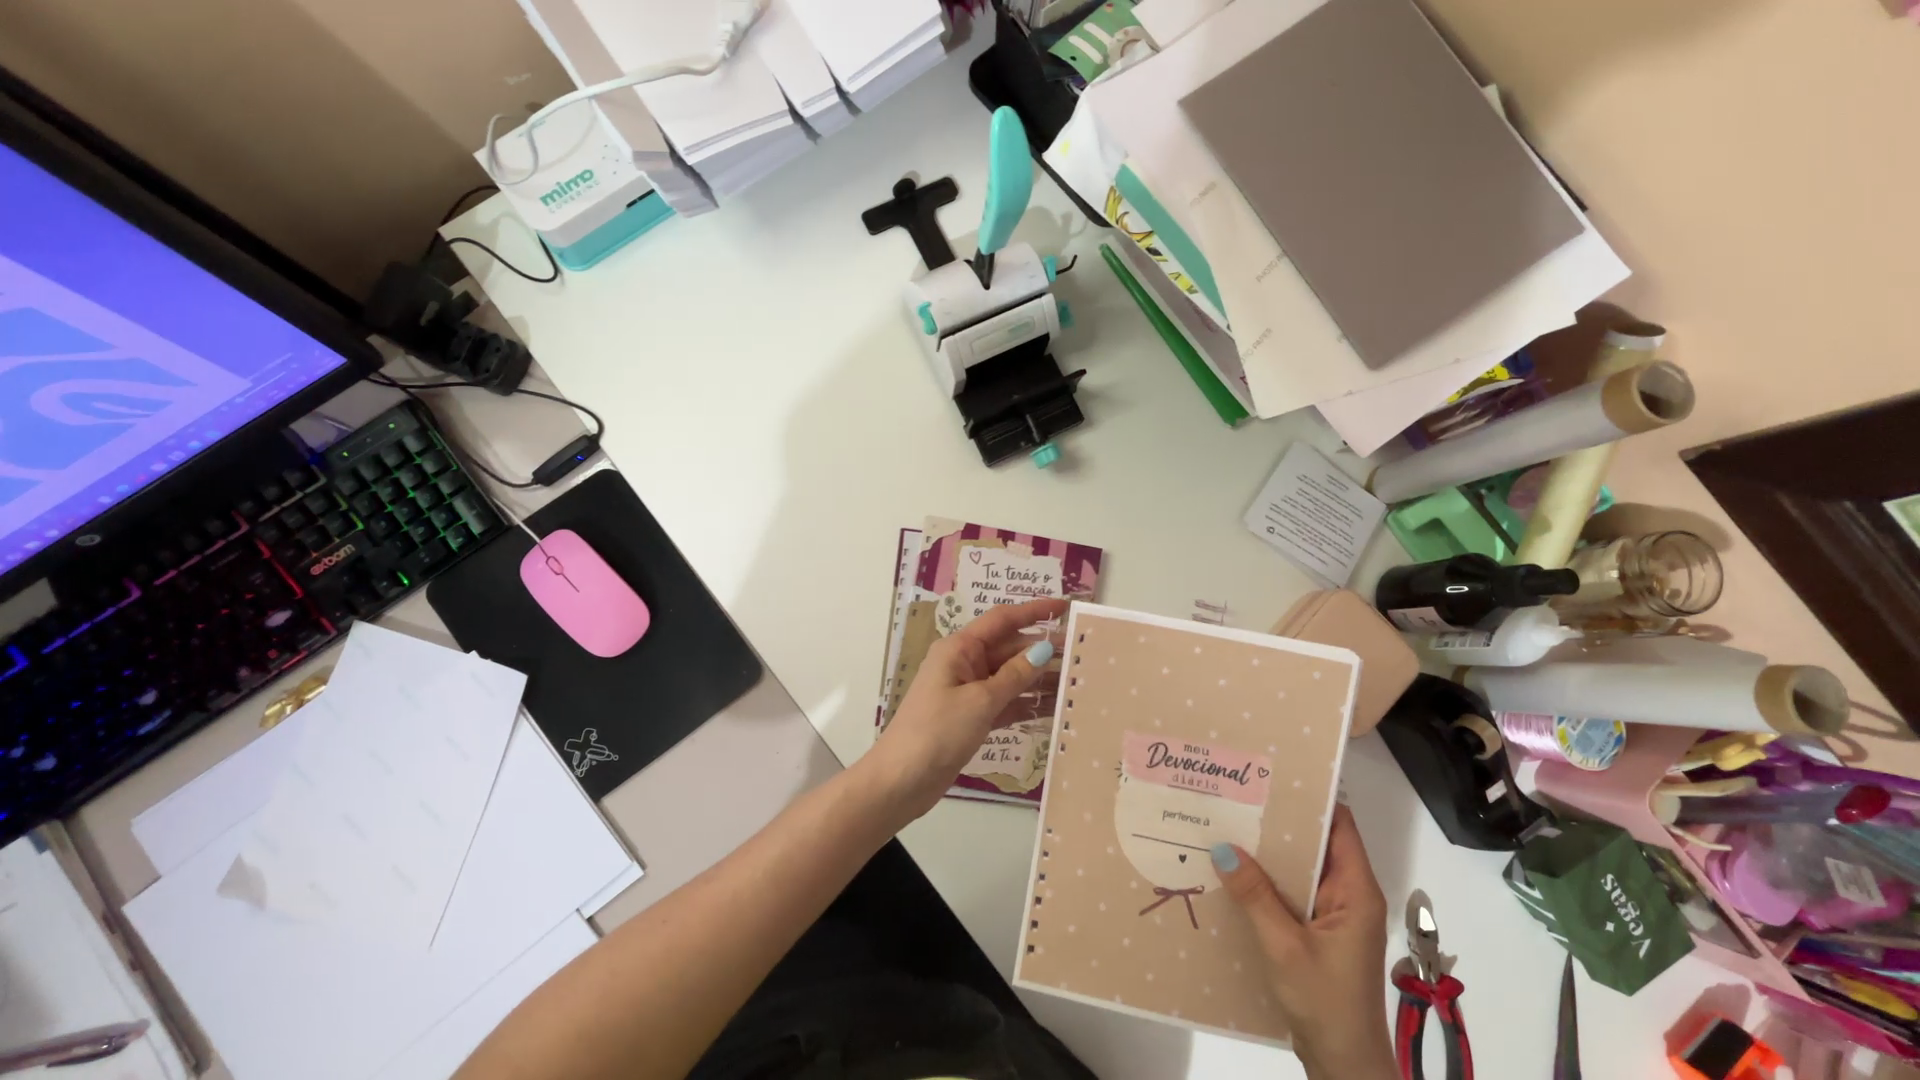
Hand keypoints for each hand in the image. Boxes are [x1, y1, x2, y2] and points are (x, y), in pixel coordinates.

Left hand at [862, 597, 1068, 821]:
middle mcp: (963, 664)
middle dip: (1042, 649)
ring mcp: (967, 692)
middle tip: (1081, 653)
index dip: (1033, 611)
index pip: (1002, 620)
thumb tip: (1043, 648)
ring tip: (1076, 680)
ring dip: (1038, 679)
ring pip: (1010, 677)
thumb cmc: (937, 731)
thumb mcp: (981, 701)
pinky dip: (1026, 704)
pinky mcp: (971, 718)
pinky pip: (1005, 702)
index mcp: (959, 649)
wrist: (902, 780)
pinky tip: (1055, 709)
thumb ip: (1015, 676)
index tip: (1065, 607)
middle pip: (1009, 648)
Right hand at [1212, 806, 1394, 1079]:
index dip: (1311, 797)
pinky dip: (1266, 880)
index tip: (1272, 776)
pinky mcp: (1317, 931)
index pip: (1339, 825)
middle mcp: (1348, 894)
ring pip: (1300, 868)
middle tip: (1235, 796)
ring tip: (1225, 825)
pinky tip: (1231, 873)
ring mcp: (1333, 914)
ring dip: (1268, 852)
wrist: (1341, 1062)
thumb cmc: (1324, 1000)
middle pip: (1316, 842)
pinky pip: (1292, 892)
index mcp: (1356, 891)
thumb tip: (1222, 847)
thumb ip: (1255, 896)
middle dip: (1278, 821)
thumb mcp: (1284, 946)